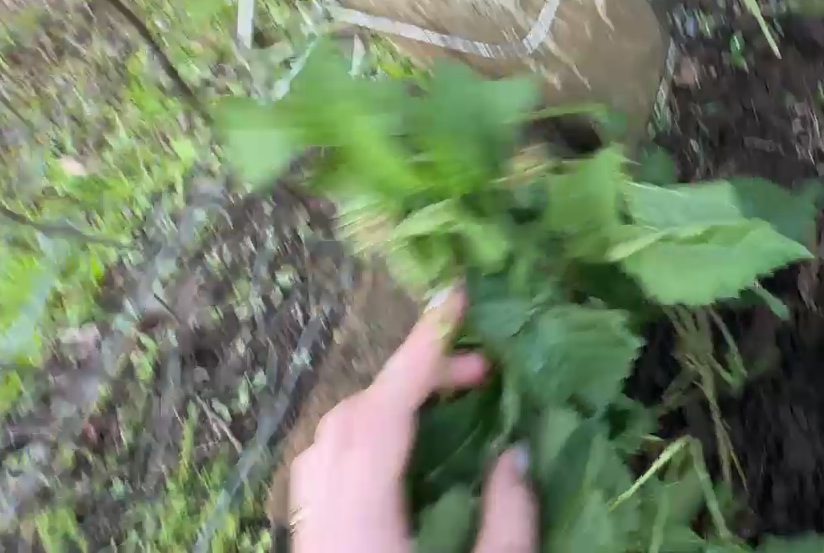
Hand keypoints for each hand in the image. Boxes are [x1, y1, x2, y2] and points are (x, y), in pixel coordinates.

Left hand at [290, 288, 537, 552]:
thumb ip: (506, 518)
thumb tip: (514, 451)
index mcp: (362, 529)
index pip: (384, 413)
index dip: (422, 347)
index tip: (458, 296)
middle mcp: (322, 526)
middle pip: (352, 416)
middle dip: (416, 373)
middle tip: (482, 373)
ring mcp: (309, 539)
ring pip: (329, 440)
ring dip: (387, 401)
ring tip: (447, 404)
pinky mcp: (313, 549)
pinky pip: (324, 470)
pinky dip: (366, 434)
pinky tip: (407, 451)